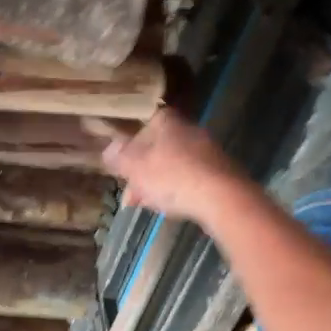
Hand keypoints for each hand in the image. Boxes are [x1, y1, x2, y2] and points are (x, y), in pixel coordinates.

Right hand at [93, 109, 252, 222]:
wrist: (222, 198)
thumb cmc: (172, 176)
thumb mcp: (135, 167)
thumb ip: (118, 156)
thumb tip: (108, 148)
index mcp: (168, 122)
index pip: (145, 125)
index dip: (131, 146)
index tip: (123, 167)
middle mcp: (190, 130)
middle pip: (159, 149)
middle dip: (143, 172)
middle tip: (132, 195)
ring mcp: (208, 151)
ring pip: (174, 166)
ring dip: (159, 184)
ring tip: (149, 206)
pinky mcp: (221, 173)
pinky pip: (192, 179)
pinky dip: (180, 191)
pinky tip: (172, 208)